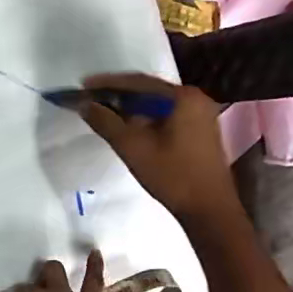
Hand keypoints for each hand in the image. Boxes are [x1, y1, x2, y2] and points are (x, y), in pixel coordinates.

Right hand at [77, 72, 238, 224]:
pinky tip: (128, 127)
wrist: (209, 209)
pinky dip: (145, 119)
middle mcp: (195, 99)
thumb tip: (84, 105)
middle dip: (118, 95)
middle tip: (90, 99)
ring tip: (103, 112)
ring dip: (130, 108)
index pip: (138, 82)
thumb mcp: (132, 147)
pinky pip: (166, 116)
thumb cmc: (172, 175)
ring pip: (157, 105)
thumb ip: (106, 122)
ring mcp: (200, 115)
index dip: (107, 83)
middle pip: (149, 91)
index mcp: (183, 97)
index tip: (83, 85)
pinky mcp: (199, 131)